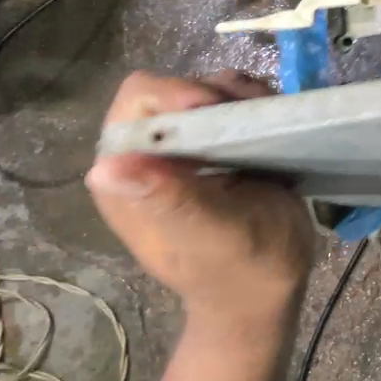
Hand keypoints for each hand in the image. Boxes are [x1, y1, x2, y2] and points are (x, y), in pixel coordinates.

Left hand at [86, 72, 314, 330]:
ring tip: (270, 125)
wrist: (268, 291)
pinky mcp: (223, 149)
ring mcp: (190, 151)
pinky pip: (237, 106)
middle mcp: (152, 157)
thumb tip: (104, 169)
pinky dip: (259, 106)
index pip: (138, 104)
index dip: (176, 95)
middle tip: (257, 119)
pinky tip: (276, 128)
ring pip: (210, 91)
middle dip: (218, 94)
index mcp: (130, 178)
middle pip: (176, 89)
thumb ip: (169, 201)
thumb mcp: (210, 236)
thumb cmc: (241, 268)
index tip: (220, 109)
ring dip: (244, 98)